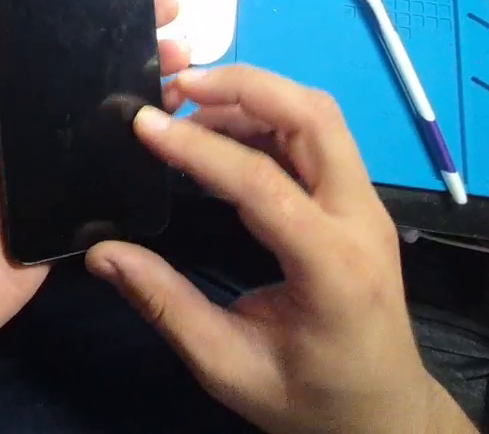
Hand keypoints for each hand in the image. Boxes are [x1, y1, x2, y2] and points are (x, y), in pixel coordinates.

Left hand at [0, 0, 191, 380]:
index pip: (37, 33)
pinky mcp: (75, 200)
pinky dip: (147, 143)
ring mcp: (52, 159)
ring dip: (145, 84)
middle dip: (129, 40)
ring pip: (106, 110)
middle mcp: (24, 115)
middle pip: (82, 66)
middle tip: (177, 24)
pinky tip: (182, 127)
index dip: (79, 6)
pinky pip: (115, 164)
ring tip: (190, 67)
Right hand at [85, 65, 472, 433]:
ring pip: (316, 113)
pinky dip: (263, 114)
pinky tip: (220, 130)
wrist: (386, 414)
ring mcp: (366, 201)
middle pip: (312, 117)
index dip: (199, 147)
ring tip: (189, 105)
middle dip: (241, 87)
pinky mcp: (356, 195)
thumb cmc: (311, 399)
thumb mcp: (230, 369)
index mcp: (333, 268)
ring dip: (252, 95)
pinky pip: (313, 130)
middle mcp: (360, 218)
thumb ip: (166, 306)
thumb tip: (102, 253)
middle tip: (176, 87)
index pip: (264, 182)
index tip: (144, 123)